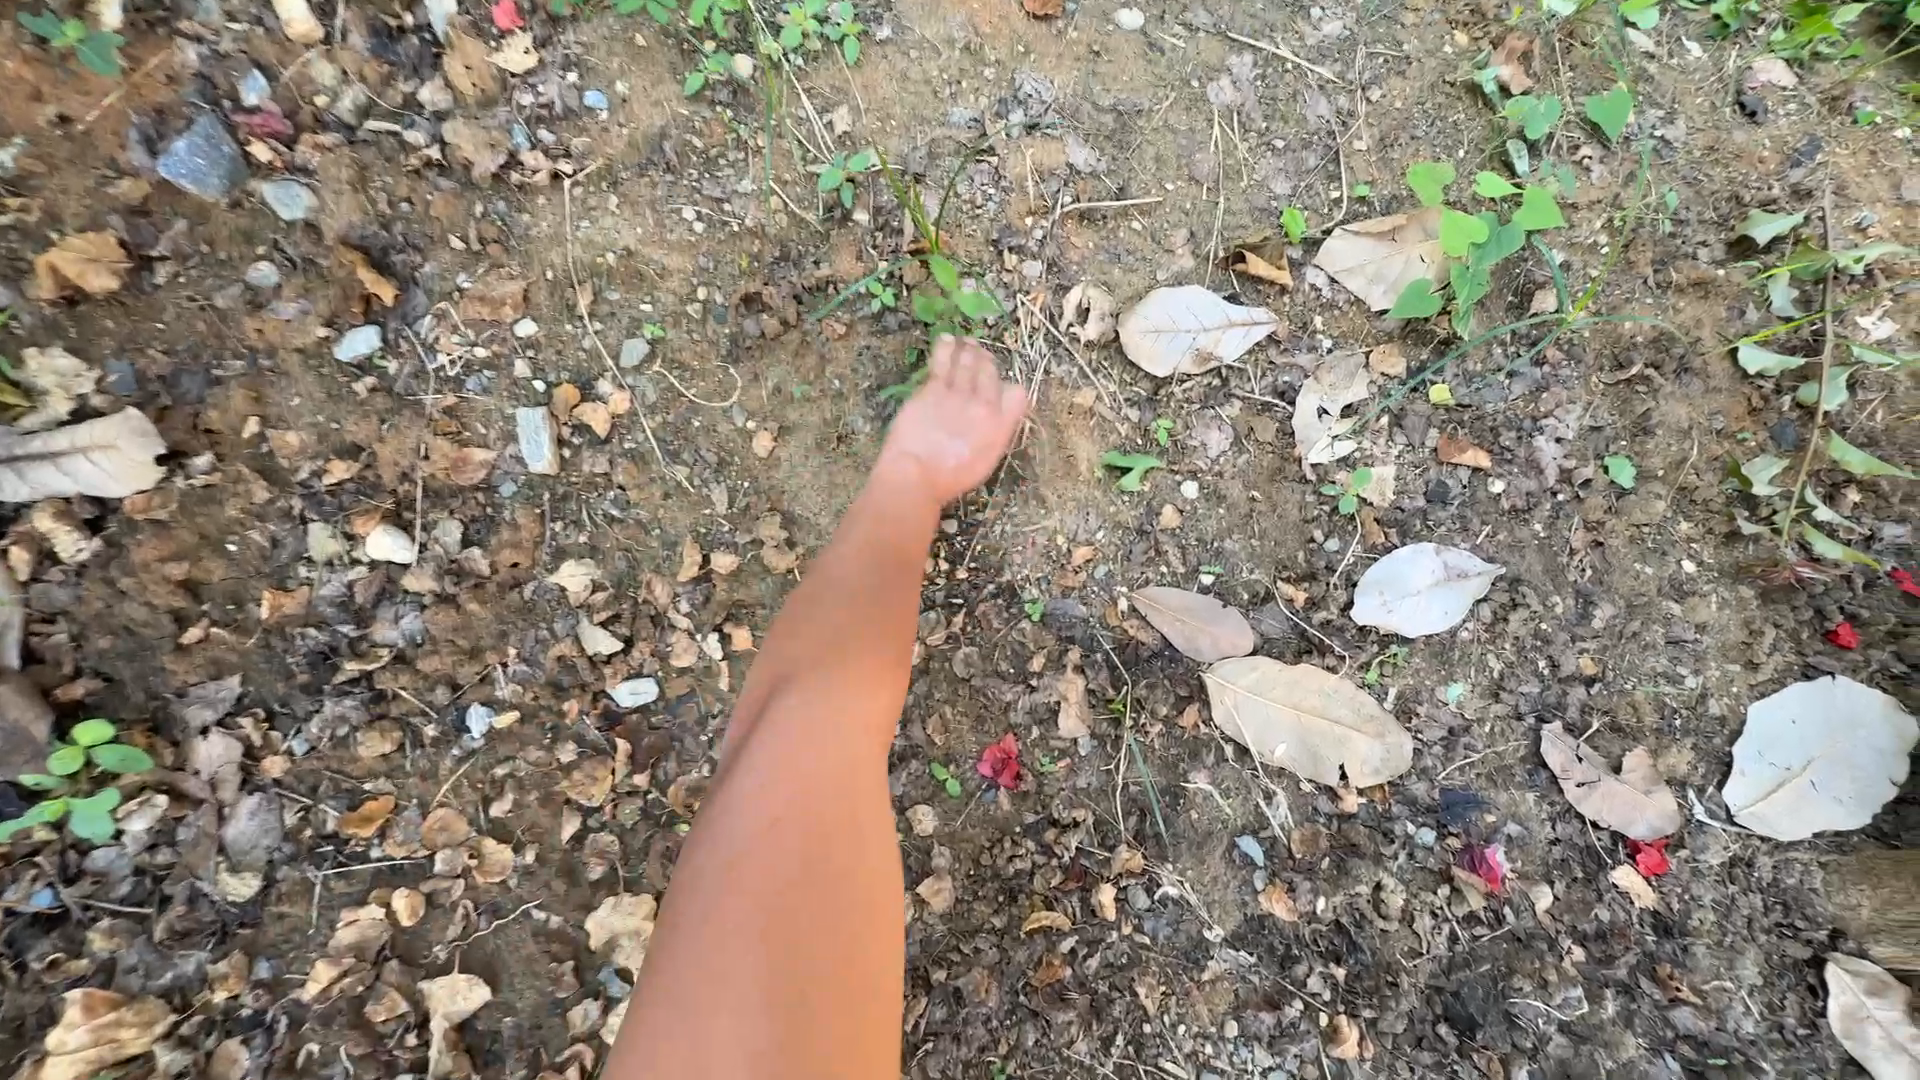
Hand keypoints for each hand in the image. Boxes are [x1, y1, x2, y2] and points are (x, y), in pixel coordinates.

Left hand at [872, 336, 1026, 507]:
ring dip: (969, 350)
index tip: (1000, 387)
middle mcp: (984, 405)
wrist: (917, 474)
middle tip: (980, 354)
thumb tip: (994, 419)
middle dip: (986, 361)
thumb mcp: (985, 463)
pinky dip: (947, 347)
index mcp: (1000, 427)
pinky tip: (948, 339)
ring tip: (967, 343)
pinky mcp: (933, 389)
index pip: (1017, 394)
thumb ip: (994, 435)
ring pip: (968, 362)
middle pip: (990, 373)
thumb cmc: (949, 479)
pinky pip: (943, 361)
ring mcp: (958, 393)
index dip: (1009, 388)